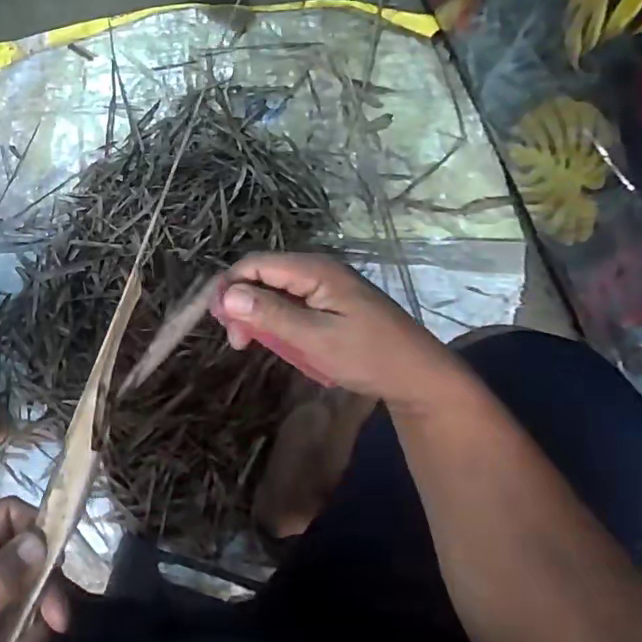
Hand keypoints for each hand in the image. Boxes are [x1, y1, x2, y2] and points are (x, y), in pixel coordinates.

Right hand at [211, 252, 470, 408]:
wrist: (421, 378)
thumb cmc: (369, 357)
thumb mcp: (316, 339)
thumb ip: (271, 314)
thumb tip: (227, 294)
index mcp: (314, 270)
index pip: (255, 264)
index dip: (230, 287)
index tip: (220, 322)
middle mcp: (317, 269)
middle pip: (263, 274)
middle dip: (241, 302)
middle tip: (237, 341)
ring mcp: (325, 285)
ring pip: (274, 289)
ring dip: (257, 313)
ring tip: (251, 344)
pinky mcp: (330, 302)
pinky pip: (291, 301)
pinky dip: (276, 319)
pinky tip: (275, 340)